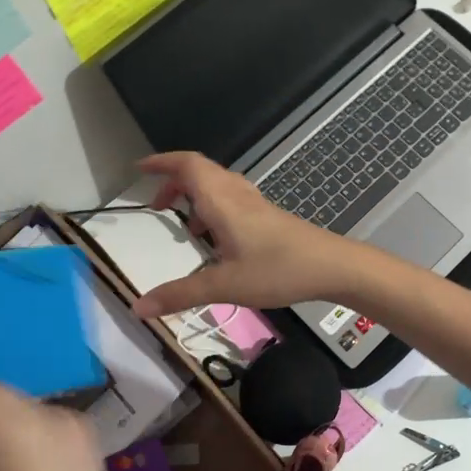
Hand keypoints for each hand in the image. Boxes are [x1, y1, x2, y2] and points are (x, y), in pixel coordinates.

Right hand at [129, 152, 367, 317]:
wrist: (332, 266)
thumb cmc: (277, 270)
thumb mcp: (225, 285)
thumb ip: (181, 295)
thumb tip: (138, 308)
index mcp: (222, 201)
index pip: (188, 165)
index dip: (162, 162)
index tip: (139, 169)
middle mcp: (237, 195)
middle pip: (201, 172)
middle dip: (174, 183)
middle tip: (157, 206)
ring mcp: (256, 205)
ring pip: (219, 186)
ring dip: (196, 197)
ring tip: (185, 228)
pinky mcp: (269, 217)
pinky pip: (233, 201)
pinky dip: (215, 210)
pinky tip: (218, 241)